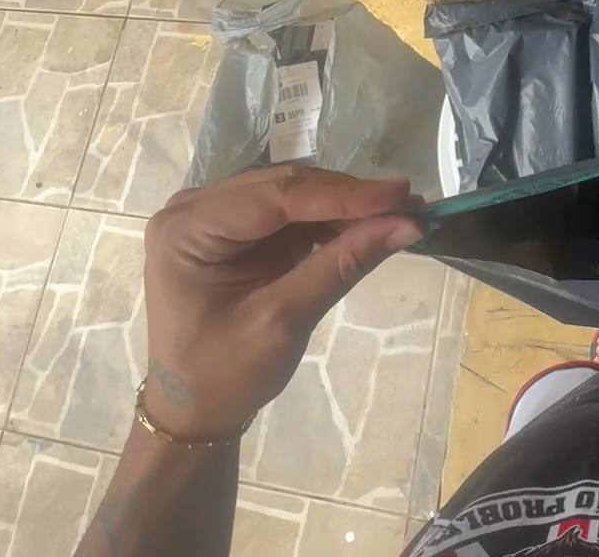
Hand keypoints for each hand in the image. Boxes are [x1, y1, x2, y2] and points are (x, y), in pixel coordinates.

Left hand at [140, 166, 423, 440]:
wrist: (193, 411)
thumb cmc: (223, 376)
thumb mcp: (283, 321)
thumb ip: (342, 265)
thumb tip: (407, 224)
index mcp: (187, 228)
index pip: (277, 195)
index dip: (344, 193)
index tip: (401, 196)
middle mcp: (197, 208)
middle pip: (289, 187)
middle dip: (351, 197)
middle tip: (410, 204)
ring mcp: (218, 214)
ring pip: (298, 194)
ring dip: (349, 205)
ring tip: (401, 213)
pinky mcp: (242, 227)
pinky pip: (296, 212)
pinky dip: (335, 219)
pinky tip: (372, 224)